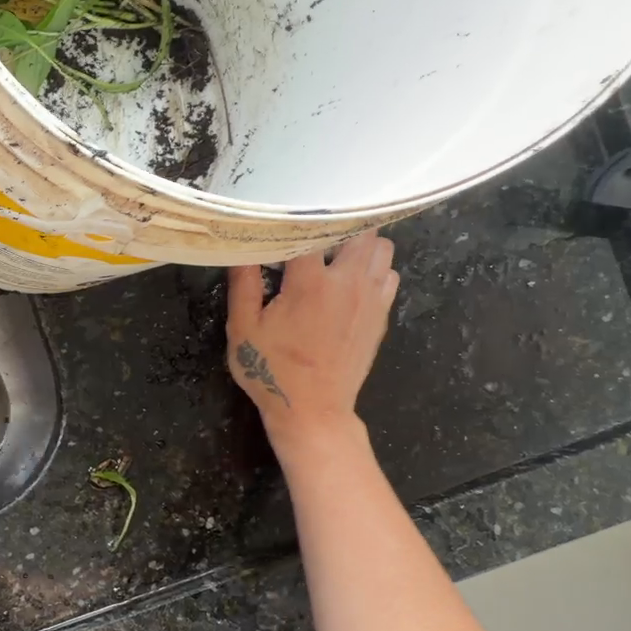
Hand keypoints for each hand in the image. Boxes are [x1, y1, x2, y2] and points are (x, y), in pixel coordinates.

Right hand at [226, 231, 398, 447]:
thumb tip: (241, 251)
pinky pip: (389, 275)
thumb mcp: (243, 329)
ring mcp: (372, 297)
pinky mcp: (381, 313)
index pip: (310, 231)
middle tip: (310, 239)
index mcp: (310, 283)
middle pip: (359, 231)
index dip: (294, 223)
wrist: (313, 407)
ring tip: (332, 257)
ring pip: (381, 248)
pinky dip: (373, 270)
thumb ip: (244, 286)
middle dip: (335, 228)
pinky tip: (349, 283)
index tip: (279, 225)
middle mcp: (349, 282)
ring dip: (359, 246)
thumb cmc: (271, 369)